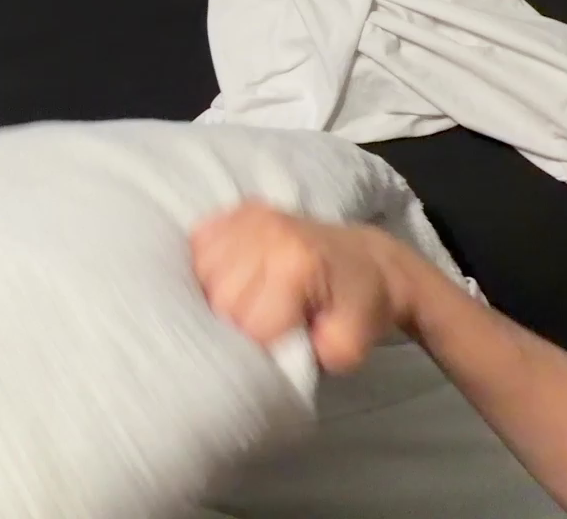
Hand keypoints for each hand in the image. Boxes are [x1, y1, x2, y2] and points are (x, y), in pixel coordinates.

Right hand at [190, 204, 423, 372]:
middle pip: (219, 295)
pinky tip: (233, 272)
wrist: (365, 259)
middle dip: (234, 317)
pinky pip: (201, 241)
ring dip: (216, 289)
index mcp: (295, 265)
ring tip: (247, 296)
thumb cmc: (358, 305)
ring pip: (202, 267)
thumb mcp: (349, 346)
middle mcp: (268, 232)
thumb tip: (269, 354)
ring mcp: (251, 215)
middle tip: (262, 319)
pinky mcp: (241, 208)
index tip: (279, 340)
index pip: (247, 322)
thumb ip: (309, 357)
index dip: (259, 341)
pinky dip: (209, 262)